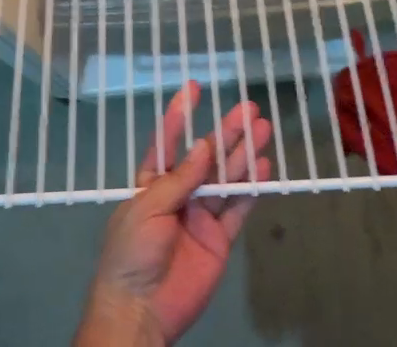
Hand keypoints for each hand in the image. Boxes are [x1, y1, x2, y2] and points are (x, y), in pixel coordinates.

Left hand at [75, 82, 272, 345]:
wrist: (140, 309)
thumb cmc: (132, 252)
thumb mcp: (148, 207)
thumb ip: (179, 178)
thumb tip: (204, 146)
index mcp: (152, 184)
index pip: (167, 142)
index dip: (179, 115)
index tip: (192, 88)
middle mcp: (179, 195)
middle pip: (206, 158)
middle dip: (226, 132)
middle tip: (248, 108)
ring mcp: (200, 217)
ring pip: (227, 179)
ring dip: (243, 155)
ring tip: (262, 129)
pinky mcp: (219, 240)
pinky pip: (238, 209)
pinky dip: (251, 189)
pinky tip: (264, 168)